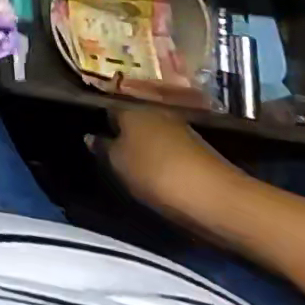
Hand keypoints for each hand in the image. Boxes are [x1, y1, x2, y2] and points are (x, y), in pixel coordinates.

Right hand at [99, 108, 254, 220]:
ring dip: (142, 144)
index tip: (92, 137)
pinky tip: (155, 170)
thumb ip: (102, 148)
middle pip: (131, 119)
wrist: (214, 196)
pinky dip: (160, 155)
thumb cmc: (156, 174)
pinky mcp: (196, 145)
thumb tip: (91, 135)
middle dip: (122, 132)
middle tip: (110, 153)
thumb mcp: (118, 164)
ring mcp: (178, 125)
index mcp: (131, 107)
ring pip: (151, 132)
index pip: (107, 109)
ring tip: (131, 164)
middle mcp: (154, 108)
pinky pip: (167, 145)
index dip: (99, 123)